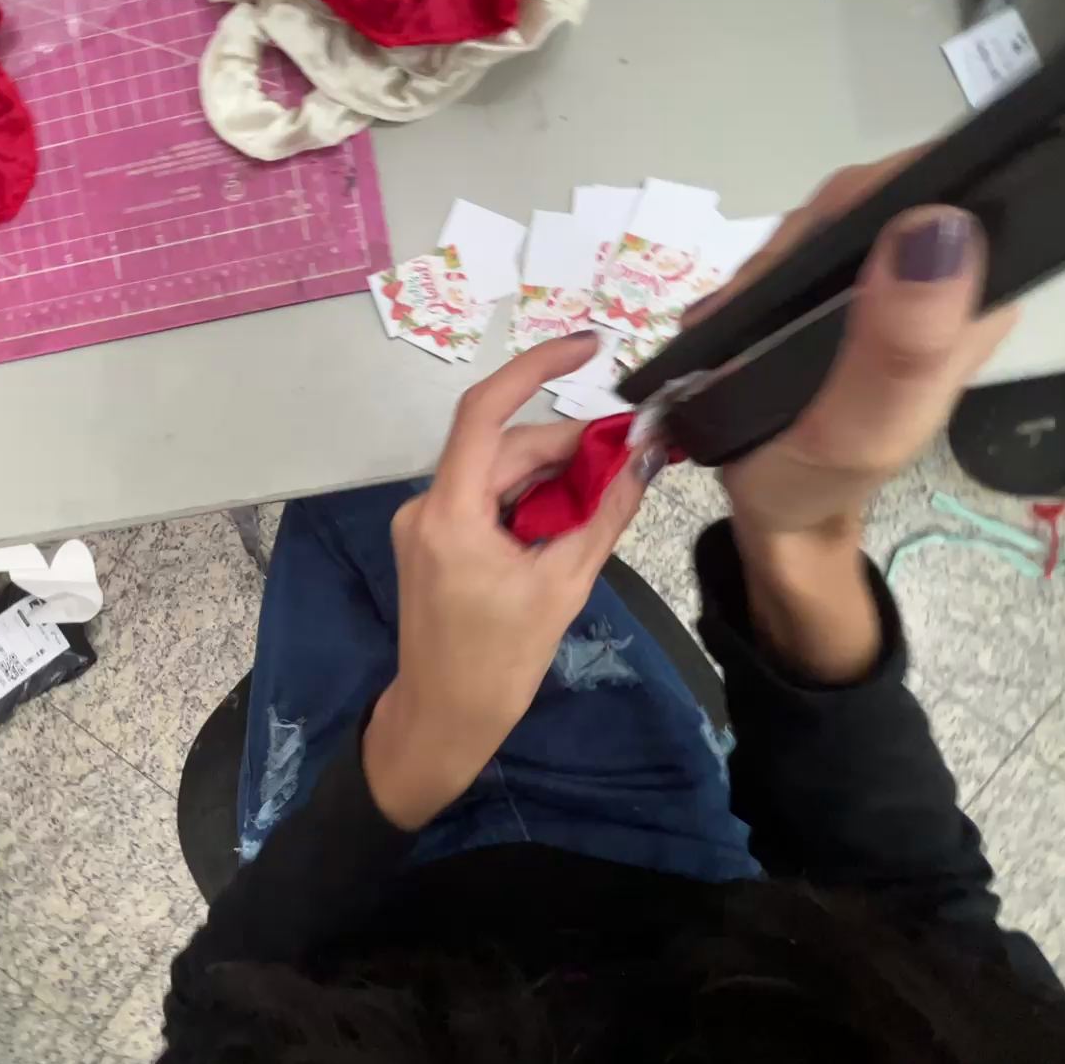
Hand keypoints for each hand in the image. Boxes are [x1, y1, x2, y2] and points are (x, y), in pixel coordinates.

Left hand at [362, 332, 656, 829]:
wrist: (441, 717)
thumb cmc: (498, 665)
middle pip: (501, 449)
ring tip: (603, 492)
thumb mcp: (562, 586)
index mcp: (450, 514)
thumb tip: (642, 459)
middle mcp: (425, 505)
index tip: (588, 346)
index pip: (484, 413)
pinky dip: (525, 500)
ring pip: (494, 474)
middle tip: (627, 457)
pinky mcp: (430, 538)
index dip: (535, 369)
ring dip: (549, 476)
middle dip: (564, 448)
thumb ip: (603, 515)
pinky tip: (564, 515)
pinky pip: (483, 499)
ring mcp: (422, 522)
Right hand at [687, 149, 1019, 680]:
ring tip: (720, 321)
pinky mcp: (834, 305)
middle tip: (738, 311)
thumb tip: (932, 226)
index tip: (788, 264)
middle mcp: (937, 283)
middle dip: (789, 246)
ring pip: (822, 228)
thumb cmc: (816, 482)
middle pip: (869, 203)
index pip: (945, 191)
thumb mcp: (860, 430)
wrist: (777, 513)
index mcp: (972, 299)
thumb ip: (900, 345)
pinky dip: (749, 284)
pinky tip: (722, 317)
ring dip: (760, 269)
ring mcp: (880, 292)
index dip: (866, 201)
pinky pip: (793, 261)